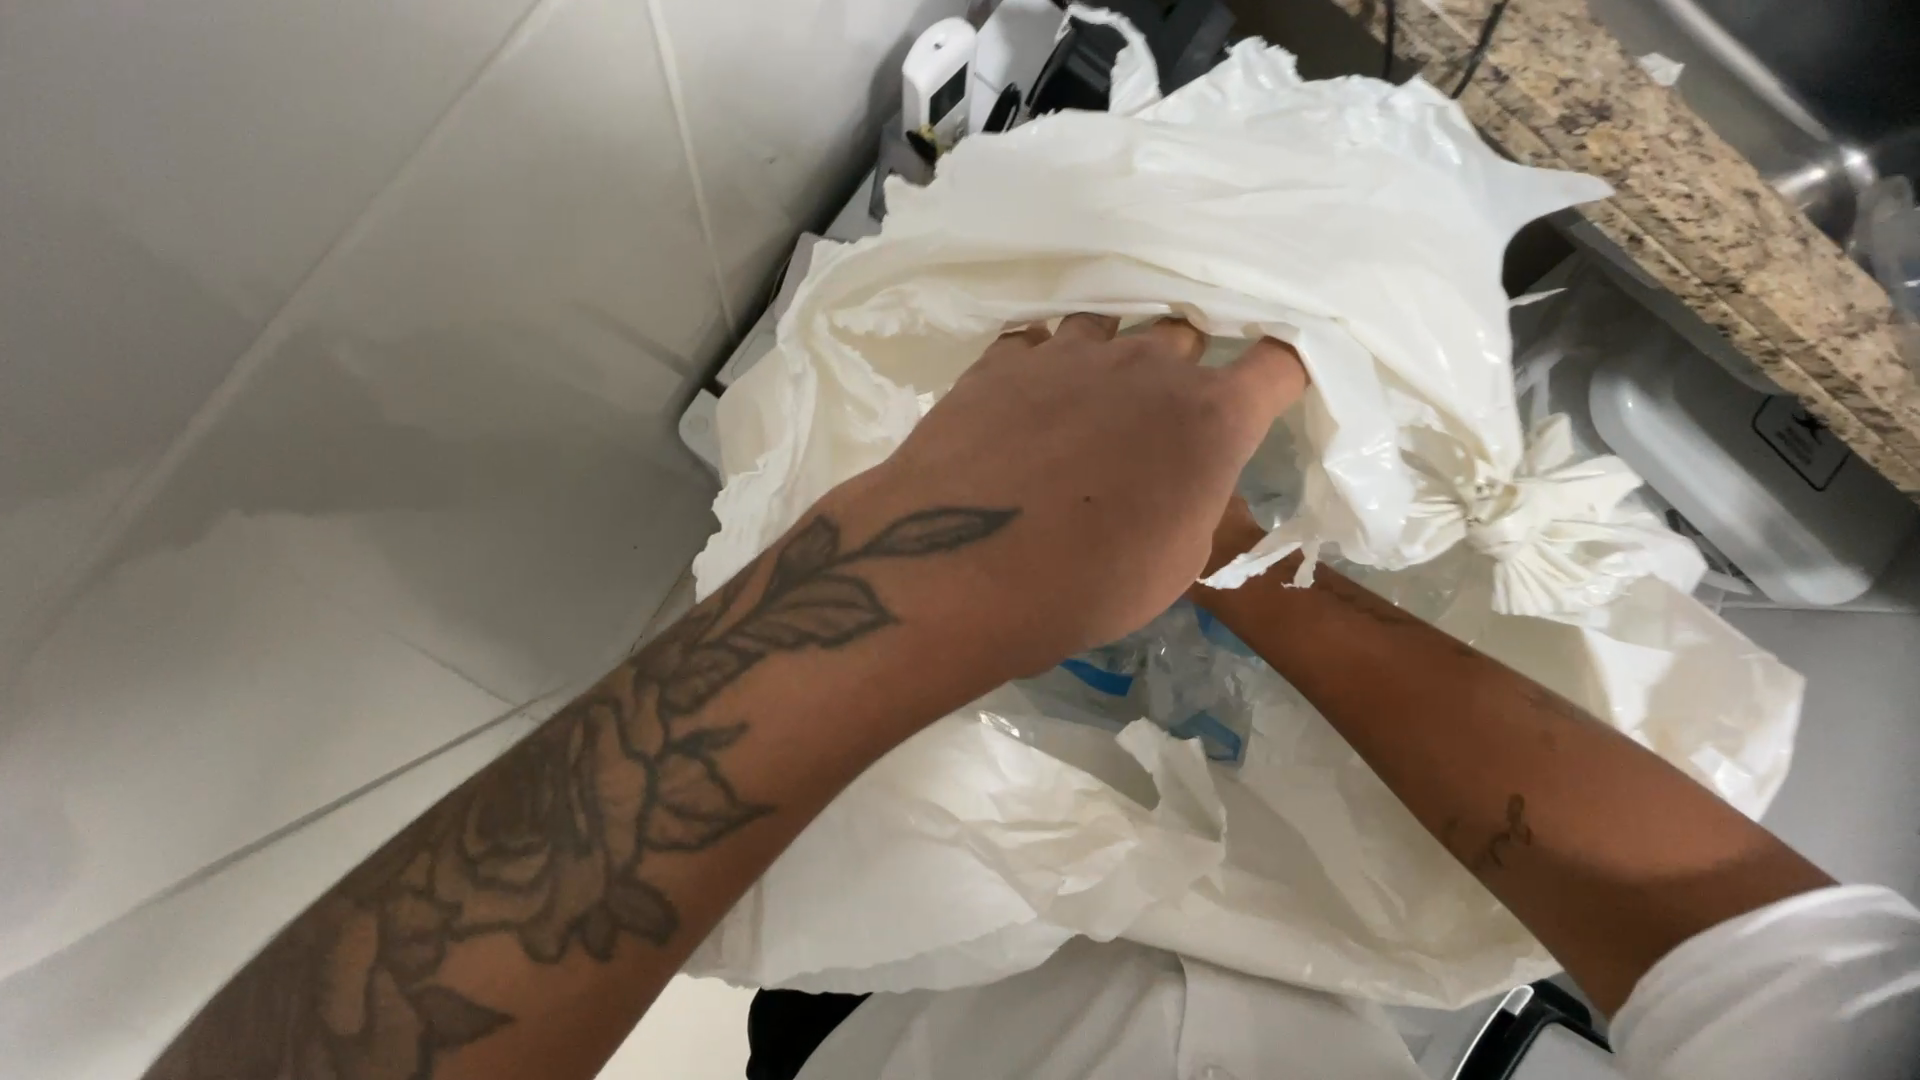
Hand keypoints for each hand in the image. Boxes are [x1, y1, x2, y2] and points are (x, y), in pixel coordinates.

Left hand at [839, 315, 1307, 674]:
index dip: (1282, 370)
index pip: (1277, 363)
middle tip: (1161, 410)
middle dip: (1185, 365)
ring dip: (1111, 355)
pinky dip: (1043, 362)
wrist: (965, 568)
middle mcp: (1146, 366)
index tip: (1272, 384)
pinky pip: (1036, 341)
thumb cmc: (1089, 583)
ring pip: (1109, 323)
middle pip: (1186, 333)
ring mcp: (1068, 355)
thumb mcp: (1177, 561)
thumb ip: (1195, 497)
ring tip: (1090, 395)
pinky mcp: (1001, 361)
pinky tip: (1027, 395)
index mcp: (1209, 416)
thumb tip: (1186, 474)